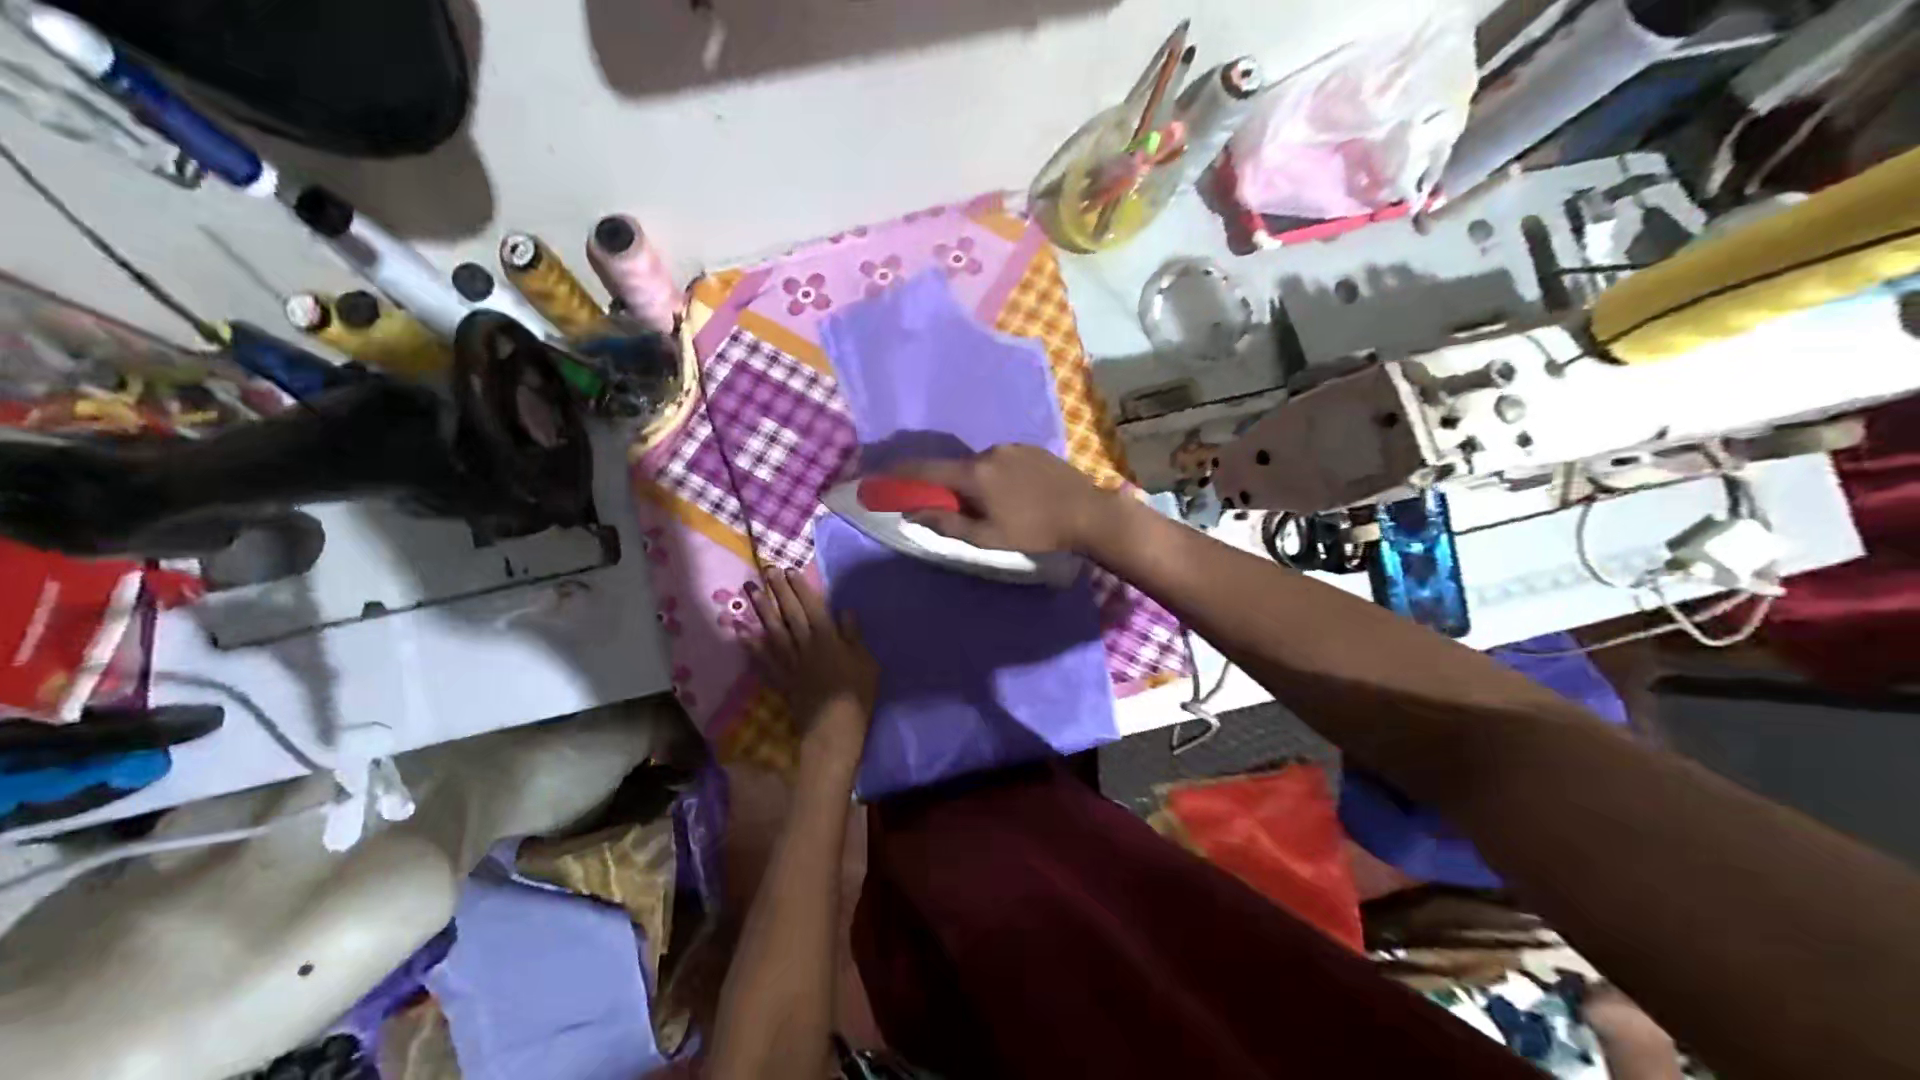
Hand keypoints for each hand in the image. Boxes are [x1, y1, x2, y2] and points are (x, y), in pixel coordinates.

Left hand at [745, 568, 877, 742]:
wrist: (833, 728)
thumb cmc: (857, 693)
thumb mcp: (866, 661)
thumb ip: (853, 635)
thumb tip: (844, 610)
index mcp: (828, 638)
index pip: (812, 606)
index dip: (801, 588)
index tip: (789, 570)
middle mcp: (805, 645)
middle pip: (790, 614)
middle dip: (779, 591)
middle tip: (767, 571)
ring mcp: (790, 663)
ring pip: (773, 631)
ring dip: (763, 611)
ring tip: (753, 592)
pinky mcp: (781, 680)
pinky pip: (763, 659)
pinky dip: (752, 646)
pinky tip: (741, 633)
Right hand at [888, 444, 1117, 554]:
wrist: (1088, 513)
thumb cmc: (1035, 531)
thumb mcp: (988, 537)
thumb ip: (947, 524)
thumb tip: (913, 513)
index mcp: (975, 474)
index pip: (926, 468)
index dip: (900, 472)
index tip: (881, 474)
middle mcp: (989, 451)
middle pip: (956, 467)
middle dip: (948, 485)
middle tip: (955, 507)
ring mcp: (1013, 446)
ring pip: (981, 464)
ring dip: (977, 481)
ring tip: (996, 505)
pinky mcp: (1032, 448)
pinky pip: (1002, 460)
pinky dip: (997, 475)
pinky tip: (1016, 493)